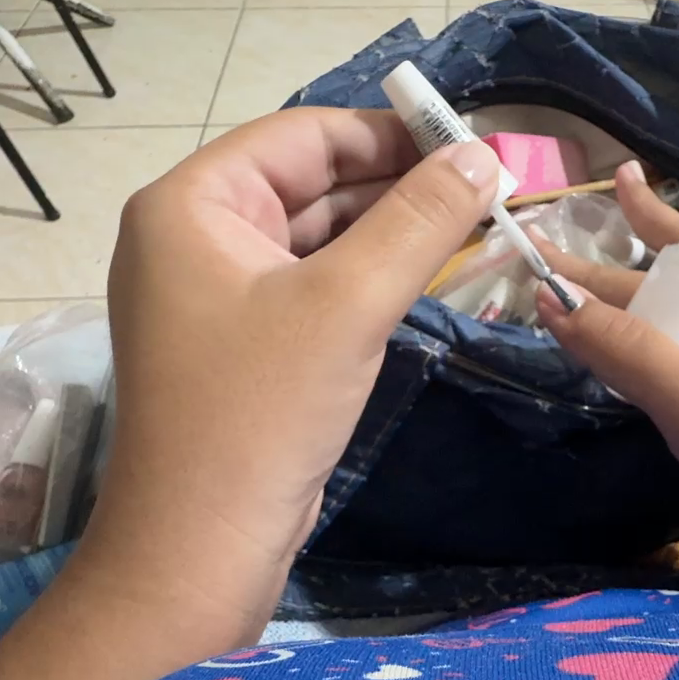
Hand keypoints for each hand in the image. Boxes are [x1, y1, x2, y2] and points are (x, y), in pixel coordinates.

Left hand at [85, 108, 501, 631]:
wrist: (204, 545)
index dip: (391, 134)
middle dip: (398, 188)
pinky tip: (421, 281)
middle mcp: (197, 239)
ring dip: (389, 237)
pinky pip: (314, 292)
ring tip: (470, 230)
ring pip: (318, 243)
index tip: (470, 147)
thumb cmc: (263, 412)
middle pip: (312, 186)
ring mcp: (220, 297)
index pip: (305, 136)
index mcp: (193, 204)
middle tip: (485, 192)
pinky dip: (367, 283)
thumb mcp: (349, 305)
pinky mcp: (248, 348)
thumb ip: (420, 223)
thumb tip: (484, 157)